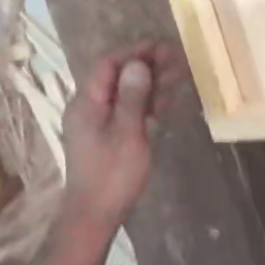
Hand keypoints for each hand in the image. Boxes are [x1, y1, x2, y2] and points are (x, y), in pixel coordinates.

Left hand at [58, 45, 172, 239]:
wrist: (95, 217)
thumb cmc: (111, 174)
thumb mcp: (128, 132)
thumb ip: (133, 96)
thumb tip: (137, 64)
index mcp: (87, 102)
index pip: (108, 64)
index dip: (134, 51)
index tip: (161, 46)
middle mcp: (89, 107)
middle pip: (118, 76)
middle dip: (146, 65)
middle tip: (176, 58)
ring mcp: (98, 122)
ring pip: (125, 93)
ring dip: (150, 82)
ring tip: (178, 73)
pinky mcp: (108, 136)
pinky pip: (127, 110)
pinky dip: (147, 102)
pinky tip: (166, 98)